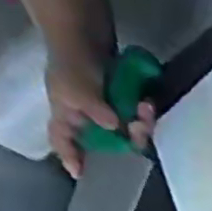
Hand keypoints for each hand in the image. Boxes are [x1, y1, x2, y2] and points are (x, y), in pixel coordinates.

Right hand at [47, 53, 155, 178]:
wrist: (85, 36)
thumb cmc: (71, 62)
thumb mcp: (75, 86)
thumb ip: (92, 107)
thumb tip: (112, 126)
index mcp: (66, 118)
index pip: (63, 142)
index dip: (71, 158)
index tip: (82, 174)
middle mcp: (89, 122)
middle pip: (110, 145)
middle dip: (129, 140)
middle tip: (137, 128)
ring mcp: (109, 116)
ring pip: (130, 134)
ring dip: (142, 125)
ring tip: (145, 107)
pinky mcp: (126, 108)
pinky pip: (139, 120)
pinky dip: (145, 115)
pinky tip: (147, 103)